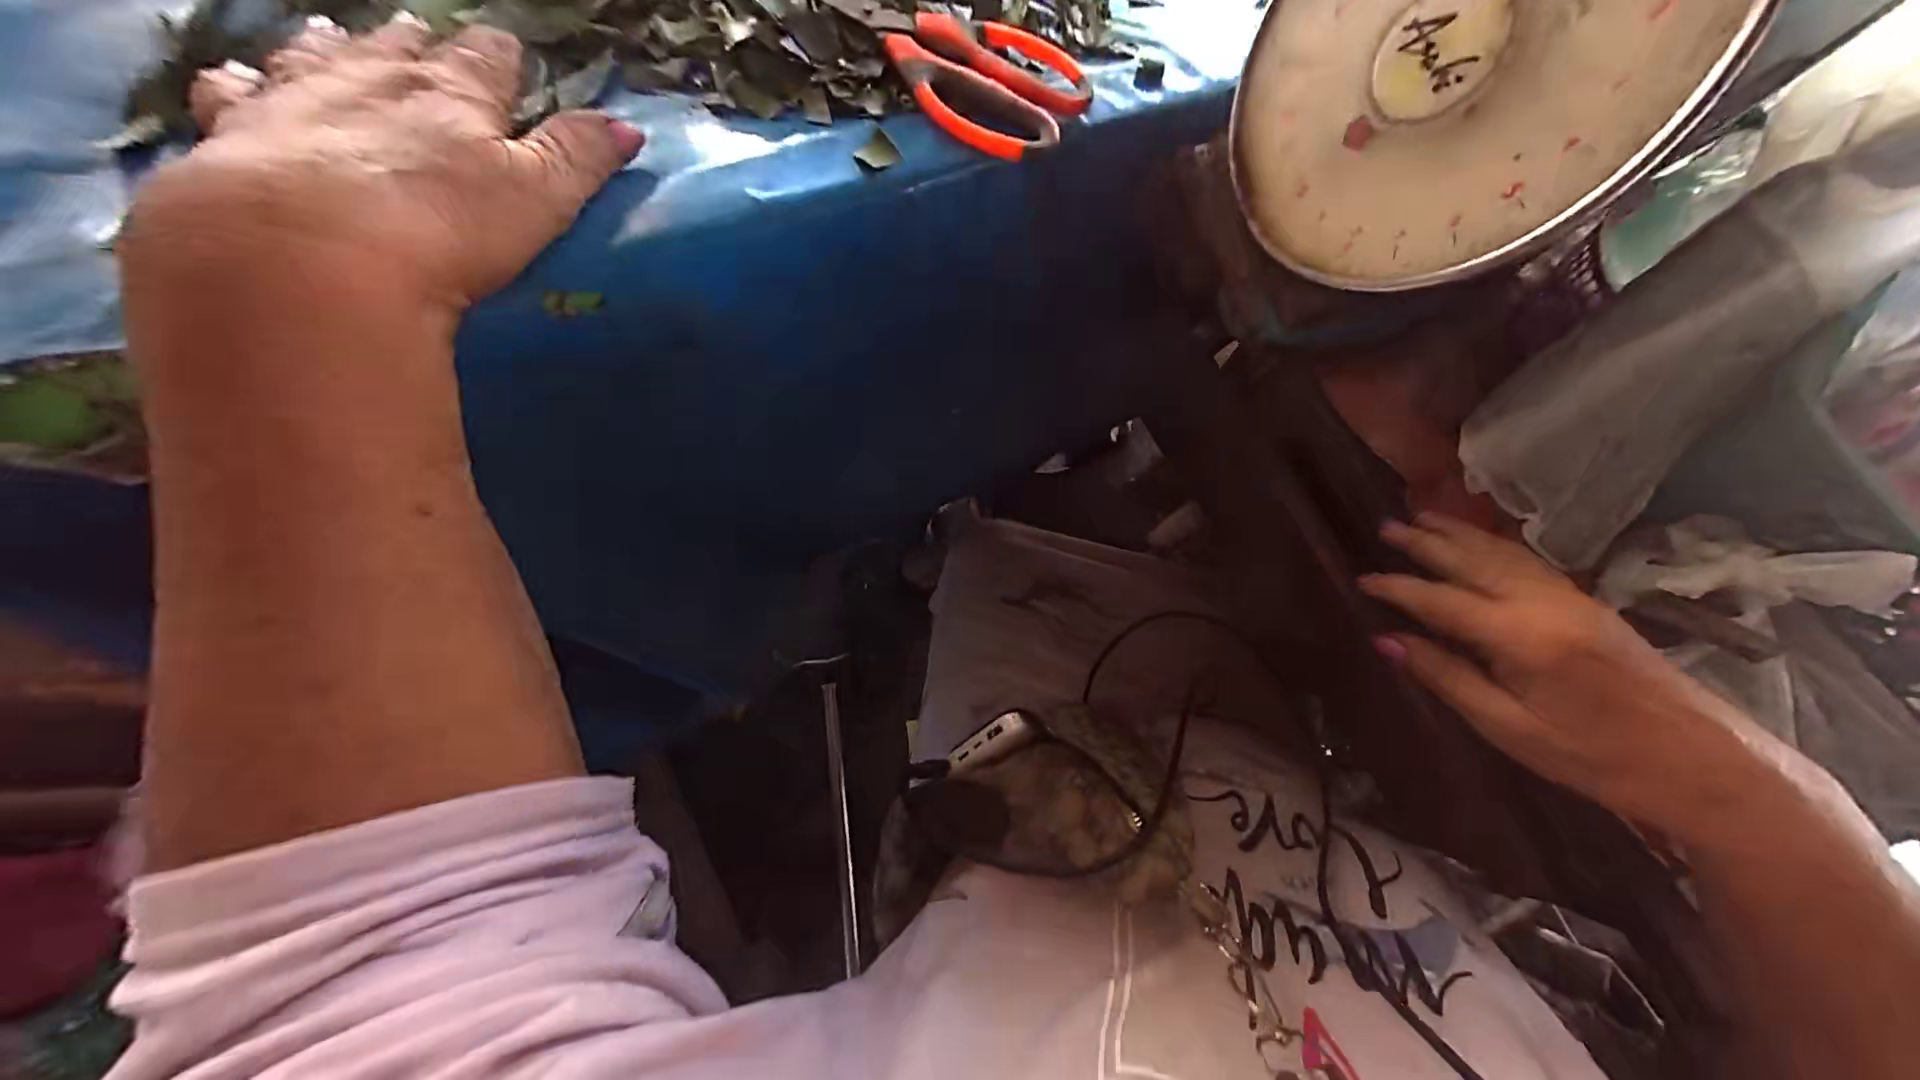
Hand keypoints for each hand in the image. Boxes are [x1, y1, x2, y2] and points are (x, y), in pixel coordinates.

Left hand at [119, 14, 642, 325]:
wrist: (312, 254)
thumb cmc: (448, 226)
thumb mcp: (539, 196)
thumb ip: (579, 158)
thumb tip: (627, 127)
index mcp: (453, 96)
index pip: (485, 61)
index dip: (500, 56)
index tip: (509, 50)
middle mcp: (374, 81)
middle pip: (399, 49)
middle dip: (416, 43)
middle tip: (420, 36)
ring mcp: (298, 99)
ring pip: (315, 56)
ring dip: (330, 49)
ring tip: (332, 40)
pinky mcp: (237, 133)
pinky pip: (234, 93)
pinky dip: (240, 84)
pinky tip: (241, 84)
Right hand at [1359, 513, 1793, 849]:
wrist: (1709, 768)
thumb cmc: (1595, 757)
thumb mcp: (1507, 727)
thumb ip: (1445, 676)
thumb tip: (1386, 640)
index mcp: (1521, 637)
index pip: (1441, 600)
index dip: (1397, 588)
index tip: (1361, 580)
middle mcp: (1545, 605)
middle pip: (1473, 562)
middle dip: (1426, 543)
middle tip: (1385, 525)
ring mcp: (1573, 600)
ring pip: (1503, 555)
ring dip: (1460, 534)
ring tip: (1423, 517)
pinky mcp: (1589, 606)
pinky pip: (1528, 562)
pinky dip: (1494, 545)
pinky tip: (1480, 541)